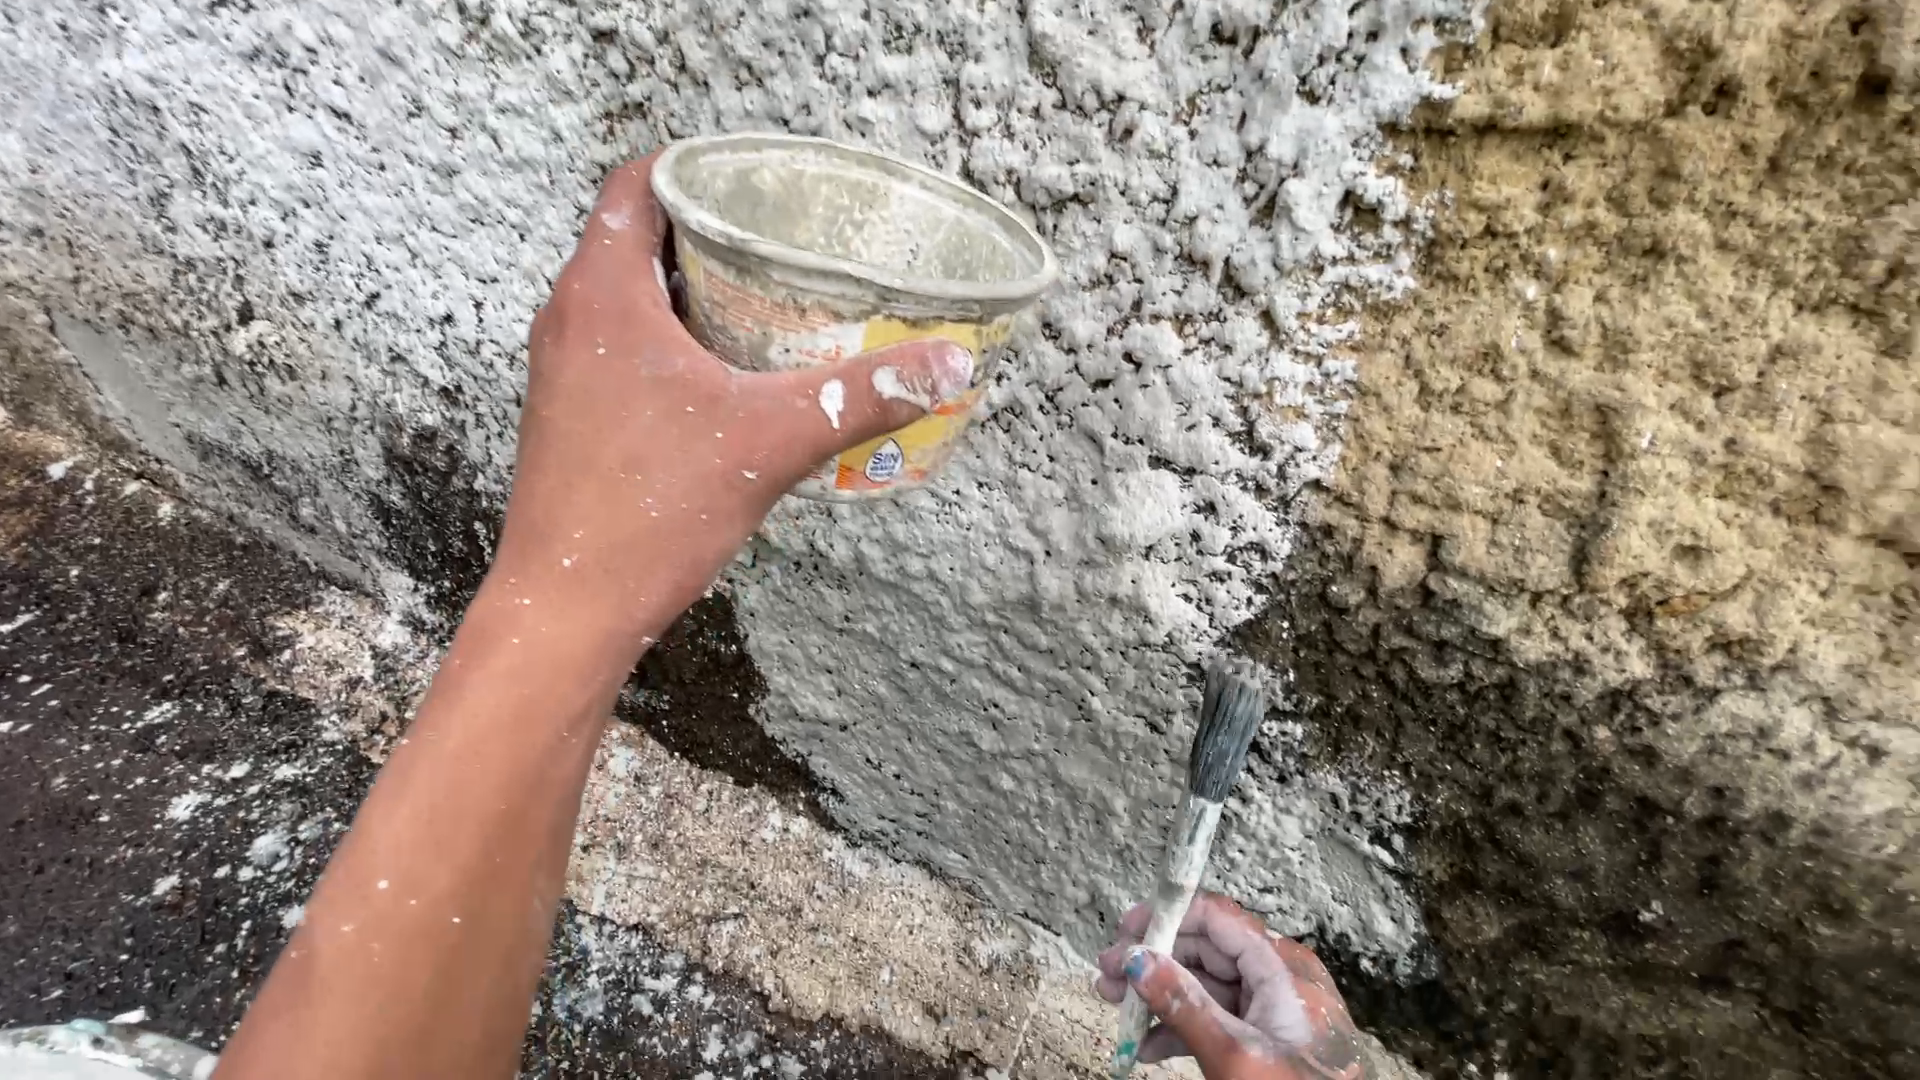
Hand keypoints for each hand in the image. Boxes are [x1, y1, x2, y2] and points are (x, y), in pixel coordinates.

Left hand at [492, 151, 974, 650]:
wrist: (569, 609)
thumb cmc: (650, 512)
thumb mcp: (770, 443)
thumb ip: (860, 398)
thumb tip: (948, 365)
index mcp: (604, 294)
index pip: (640, 183)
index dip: (700, 167)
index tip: (762, 182)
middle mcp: (573, 318)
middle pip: (643, 238)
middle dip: (715, 232)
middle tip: (788, 245)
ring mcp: (569, 369)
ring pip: (637, 298)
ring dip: (700, 293)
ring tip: (775, 304)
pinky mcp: (578, 414)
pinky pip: (631, 350)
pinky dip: (682, 344)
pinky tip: (738, 380)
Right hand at [1096, 892, 1365, 1079]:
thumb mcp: (1235, 1057)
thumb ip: (1182, 1005)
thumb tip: (1135, 958)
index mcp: (1283, 968)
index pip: (1216, 918)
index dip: (1167, 917)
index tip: (1123, 931)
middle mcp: (1279, 978)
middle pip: (1204, 950)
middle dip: (1152, 960)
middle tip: (1106, 974)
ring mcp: (1273, 1012)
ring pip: (1204, 986)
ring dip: (1157, 995)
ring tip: (1112, 1004)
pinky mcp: (1266, 1043)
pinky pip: (1215, 1019)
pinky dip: (1179, 1027)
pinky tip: (1144, 1046)